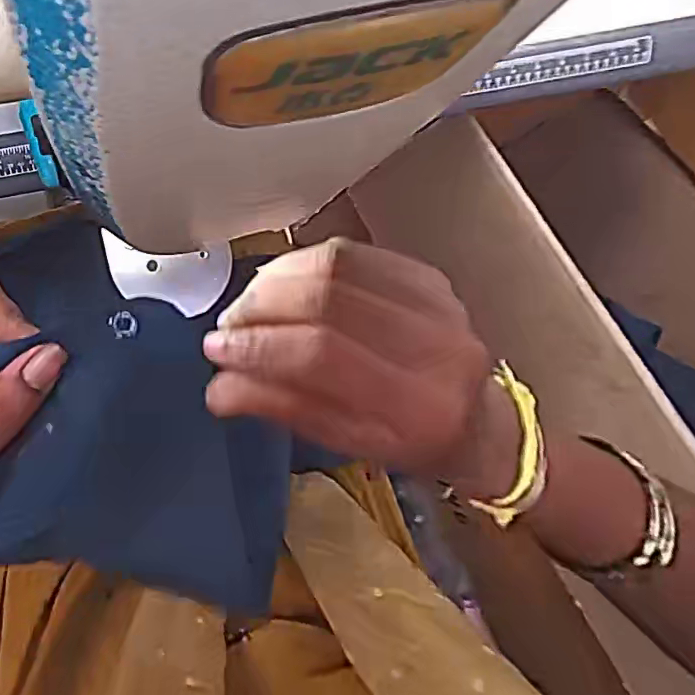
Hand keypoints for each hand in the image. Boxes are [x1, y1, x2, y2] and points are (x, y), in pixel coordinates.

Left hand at [0, 274, 67, 599]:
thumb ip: (1, 410)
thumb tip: (50, 356)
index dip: (12, 321)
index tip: (37, 366)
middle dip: (26, 353)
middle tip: (40, 399)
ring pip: (2, 355)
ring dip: (27, 380)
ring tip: (37, 417)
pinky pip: (2, 387)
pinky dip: (23, 401)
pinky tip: (29, 429)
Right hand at [202, 238, 519, 496]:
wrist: (476, 420)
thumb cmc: (407, 442)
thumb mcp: (344, 441)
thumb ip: (280, 408)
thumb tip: (218, 387)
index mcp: (415, 405)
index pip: (320, 355)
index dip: (259, 346)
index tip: (218, 348)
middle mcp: (434, 346)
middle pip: (325, 299)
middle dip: (260, 306)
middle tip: (229, 322)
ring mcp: (437, 304)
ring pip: (335, 266)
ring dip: (276, 279)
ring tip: (249, 301)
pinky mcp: (428, 277)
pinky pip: (351, 253)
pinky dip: (302, 263)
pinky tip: (280, 281)